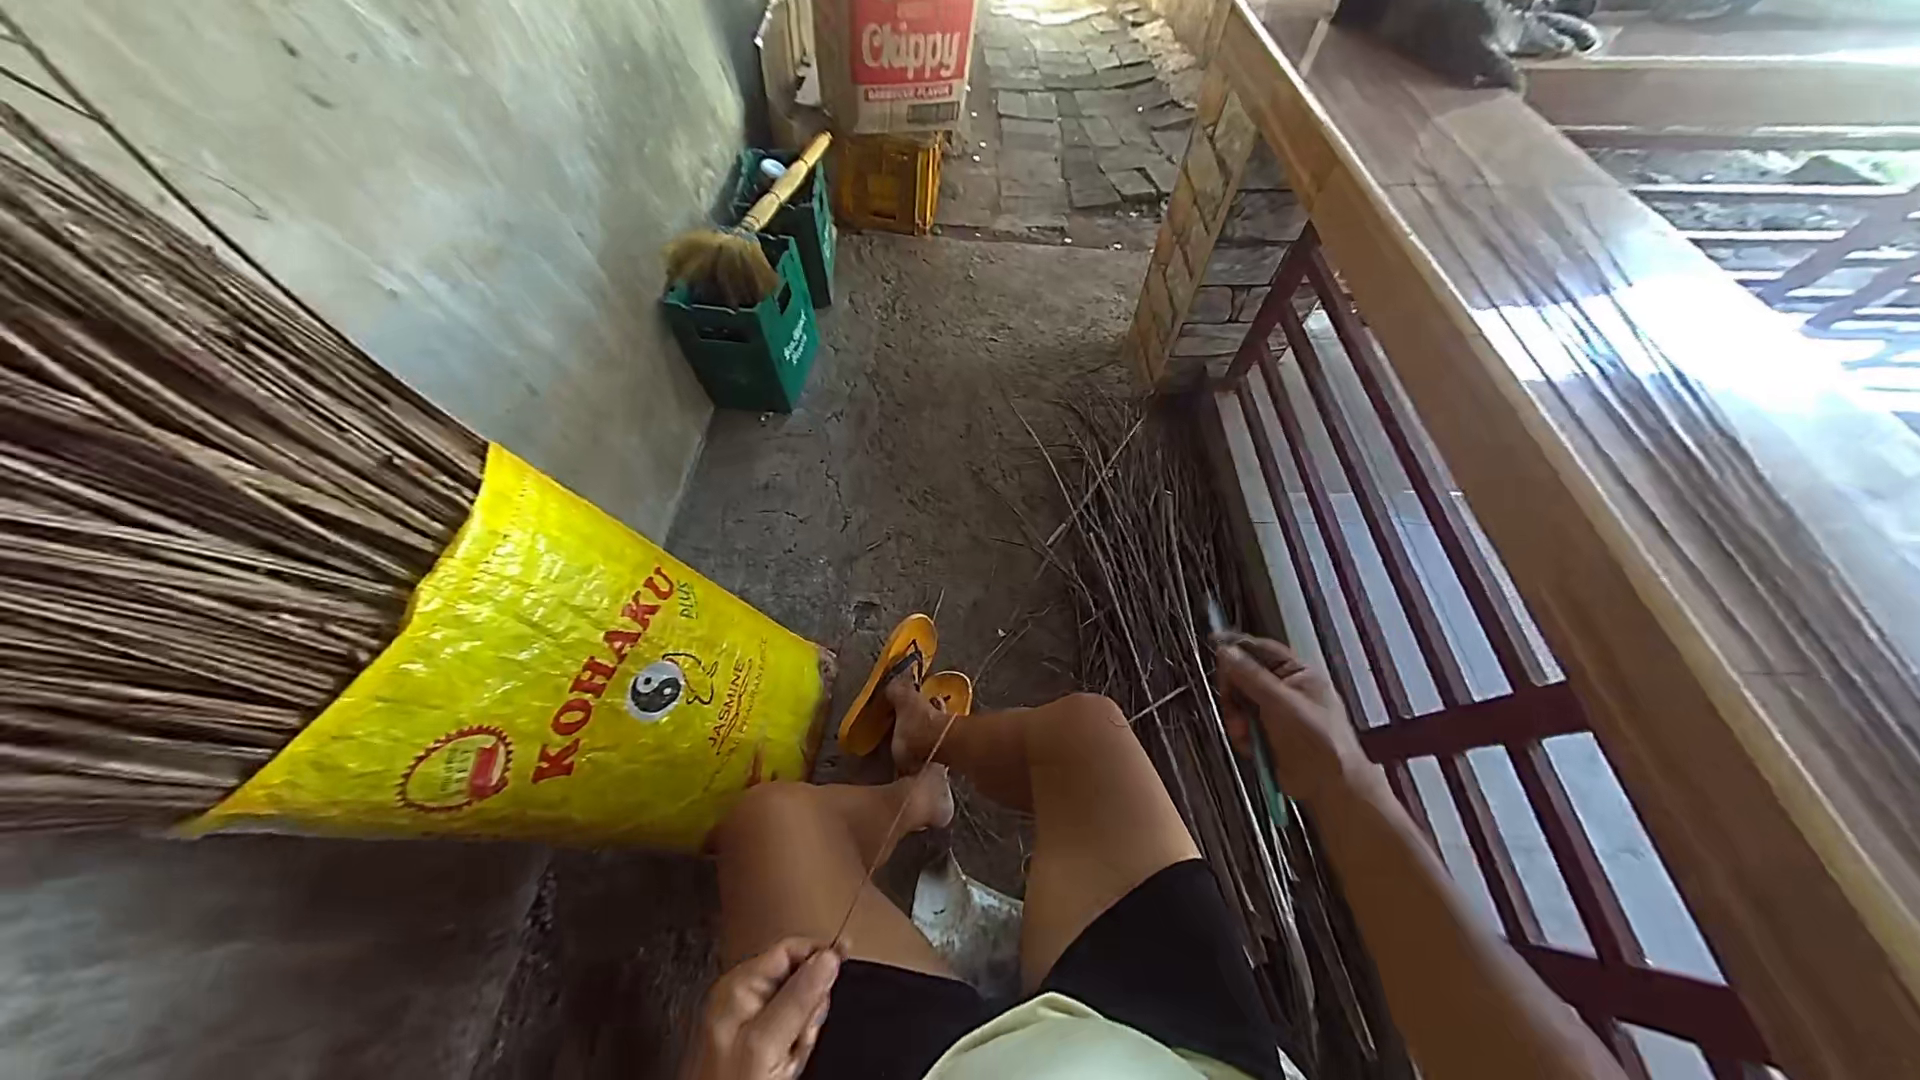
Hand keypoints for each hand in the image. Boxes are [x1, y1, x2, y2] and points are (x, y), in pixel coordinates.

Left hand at [681, 938, 841, 1079]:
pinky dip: (790, 1051)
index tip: (842, 964)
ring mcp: (740, 1022)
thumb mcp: (767, 1044)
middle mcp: (737, 996)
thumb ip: (798, 998)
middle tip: (798, 1042)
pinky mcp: (746, 1045)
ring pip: (794, 1010)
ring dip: (800, 1036)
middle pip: (796, 980)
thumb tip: (828, 958)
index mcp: (738, 985)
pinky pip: (784, 1034)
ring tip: (785, 1064)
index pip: (791, 949)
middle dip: (807, 1010)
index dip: (819, 957)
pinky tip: (780, 1070)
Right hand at [1213, 635, 1372, 806]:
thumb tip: (1225, 651)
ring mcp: (1275, 712)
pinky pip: (1241, 723)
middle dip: (1234, 693)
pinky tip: (1250, 745)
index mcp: (1297, 674)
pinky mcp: (1266, 733)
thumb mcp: (1280, 702)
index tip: (1214, 649)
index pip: (1261, 650)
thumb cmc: (1315, 739)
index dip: (1237, 648)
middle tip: (1232, 706)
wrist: (1329, 787)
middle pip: (1243, 677)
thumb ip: (1250, 675)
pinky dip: (1241, 734)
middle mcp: (1285, 689)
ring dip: (1236, 718)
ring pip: (1238, 702)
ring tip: (1244, 734)